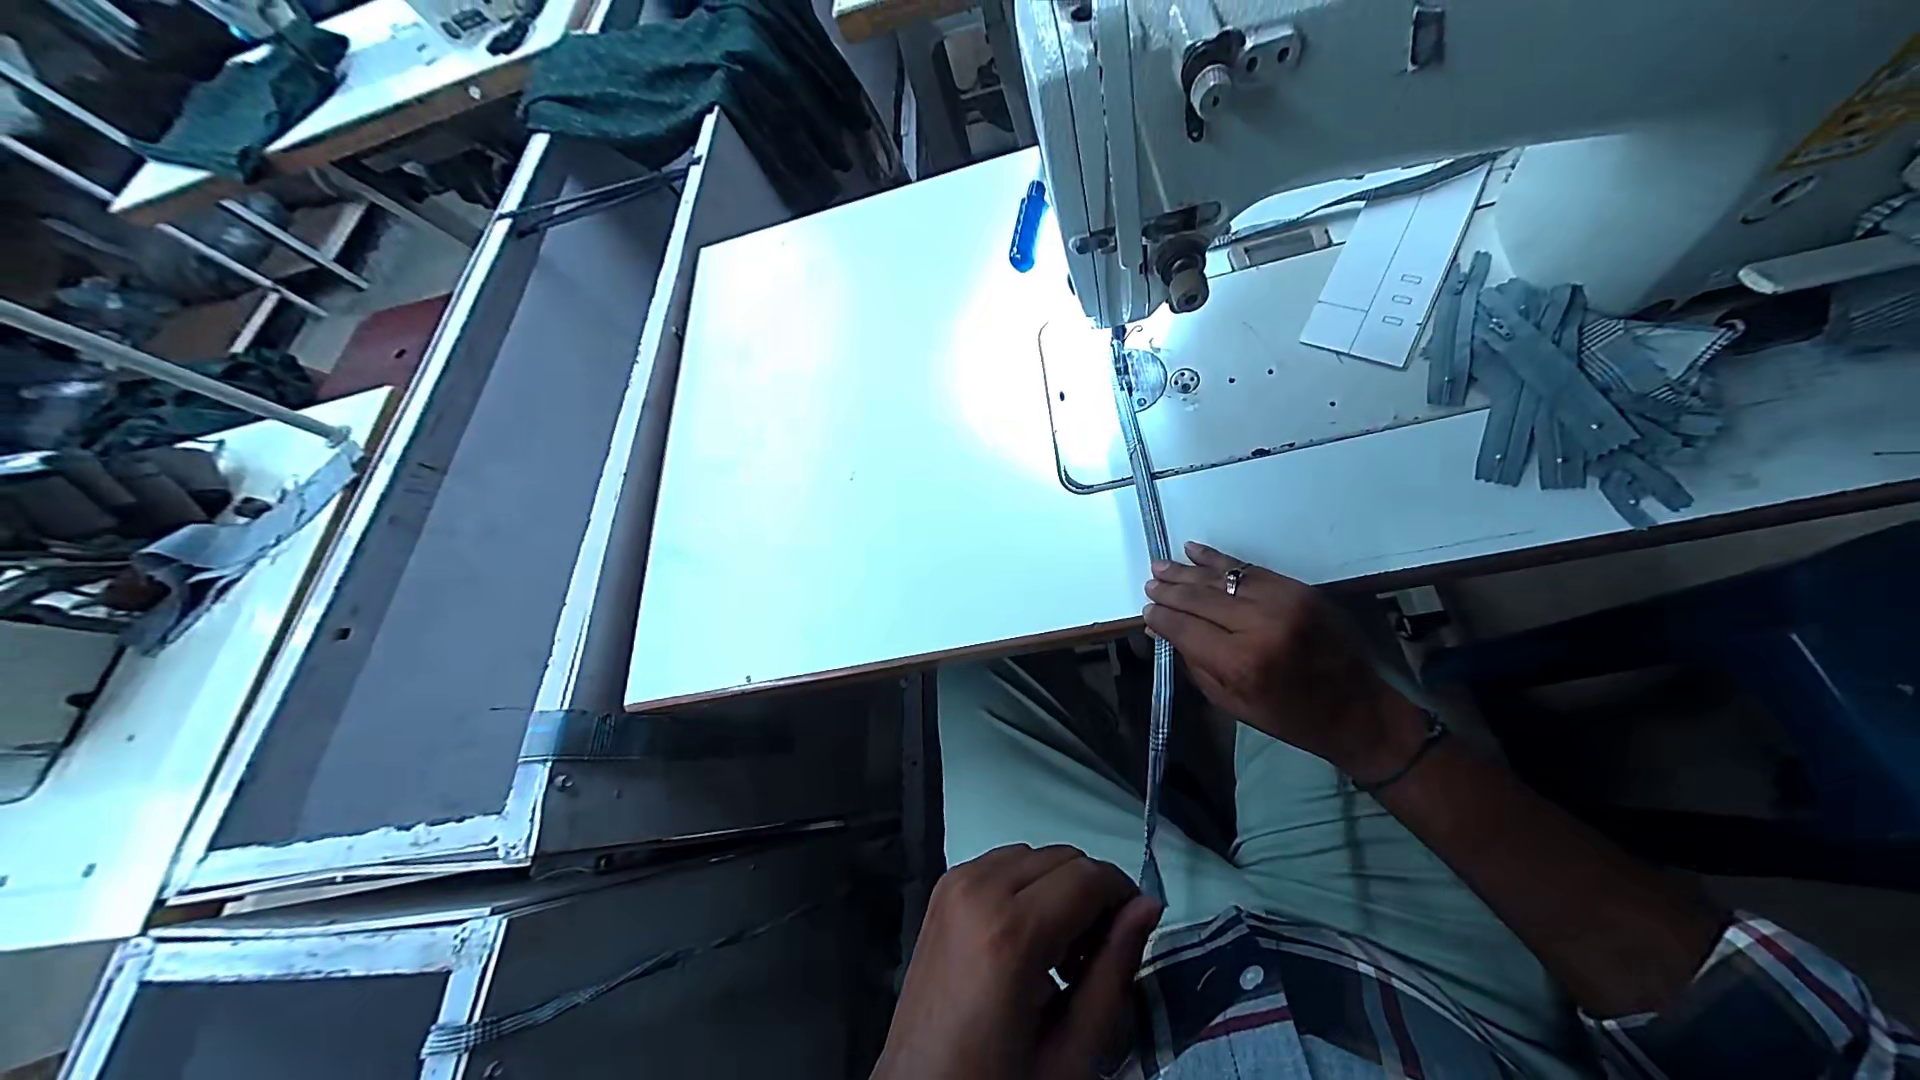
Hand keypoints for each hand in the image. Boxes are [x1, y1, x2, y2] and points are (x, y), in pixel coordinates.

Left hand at [872, 844, 1163, 1079]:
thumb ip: (1115, 971)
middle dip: (1091, 898)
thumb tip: (1148, 906)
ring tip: (1057, 956)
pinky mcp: (943, 886)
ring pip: (1035, 855)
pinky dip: (1026, 886)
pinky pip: (1003, 862)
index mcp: (1011, 929)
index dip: (1123, 899)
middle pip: (1064, 858)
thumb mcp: (1073, 1051)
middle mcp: (978, 887)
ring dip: (1059, 891)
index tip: (1132, 936)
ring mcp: (955, 881)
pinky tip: (1024, 940)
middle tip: (1092, 960)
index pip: (1090, 876)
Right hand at [1142, 541, 1426, 782]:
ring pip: (1221, 578)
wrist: (1358, 710)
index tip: (1145, 611)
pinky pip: (1249, 568)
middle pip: (1199, 599)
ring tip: (1161, 565)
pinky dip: (1219, 560)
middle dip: (1169, 591)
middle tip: (1150, 584)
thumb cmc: (1289, 716)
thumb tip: (1161, 628)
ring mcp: (1282, 602)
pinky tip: (1194, 552)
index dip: (1161, 617)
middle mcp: (1259, 625)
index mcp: (1241, 662)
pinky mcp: (1297, 590)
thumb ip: (1194, 663)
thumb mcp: (1231, 702)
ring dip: (1187, 571)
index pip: (1185, 628)